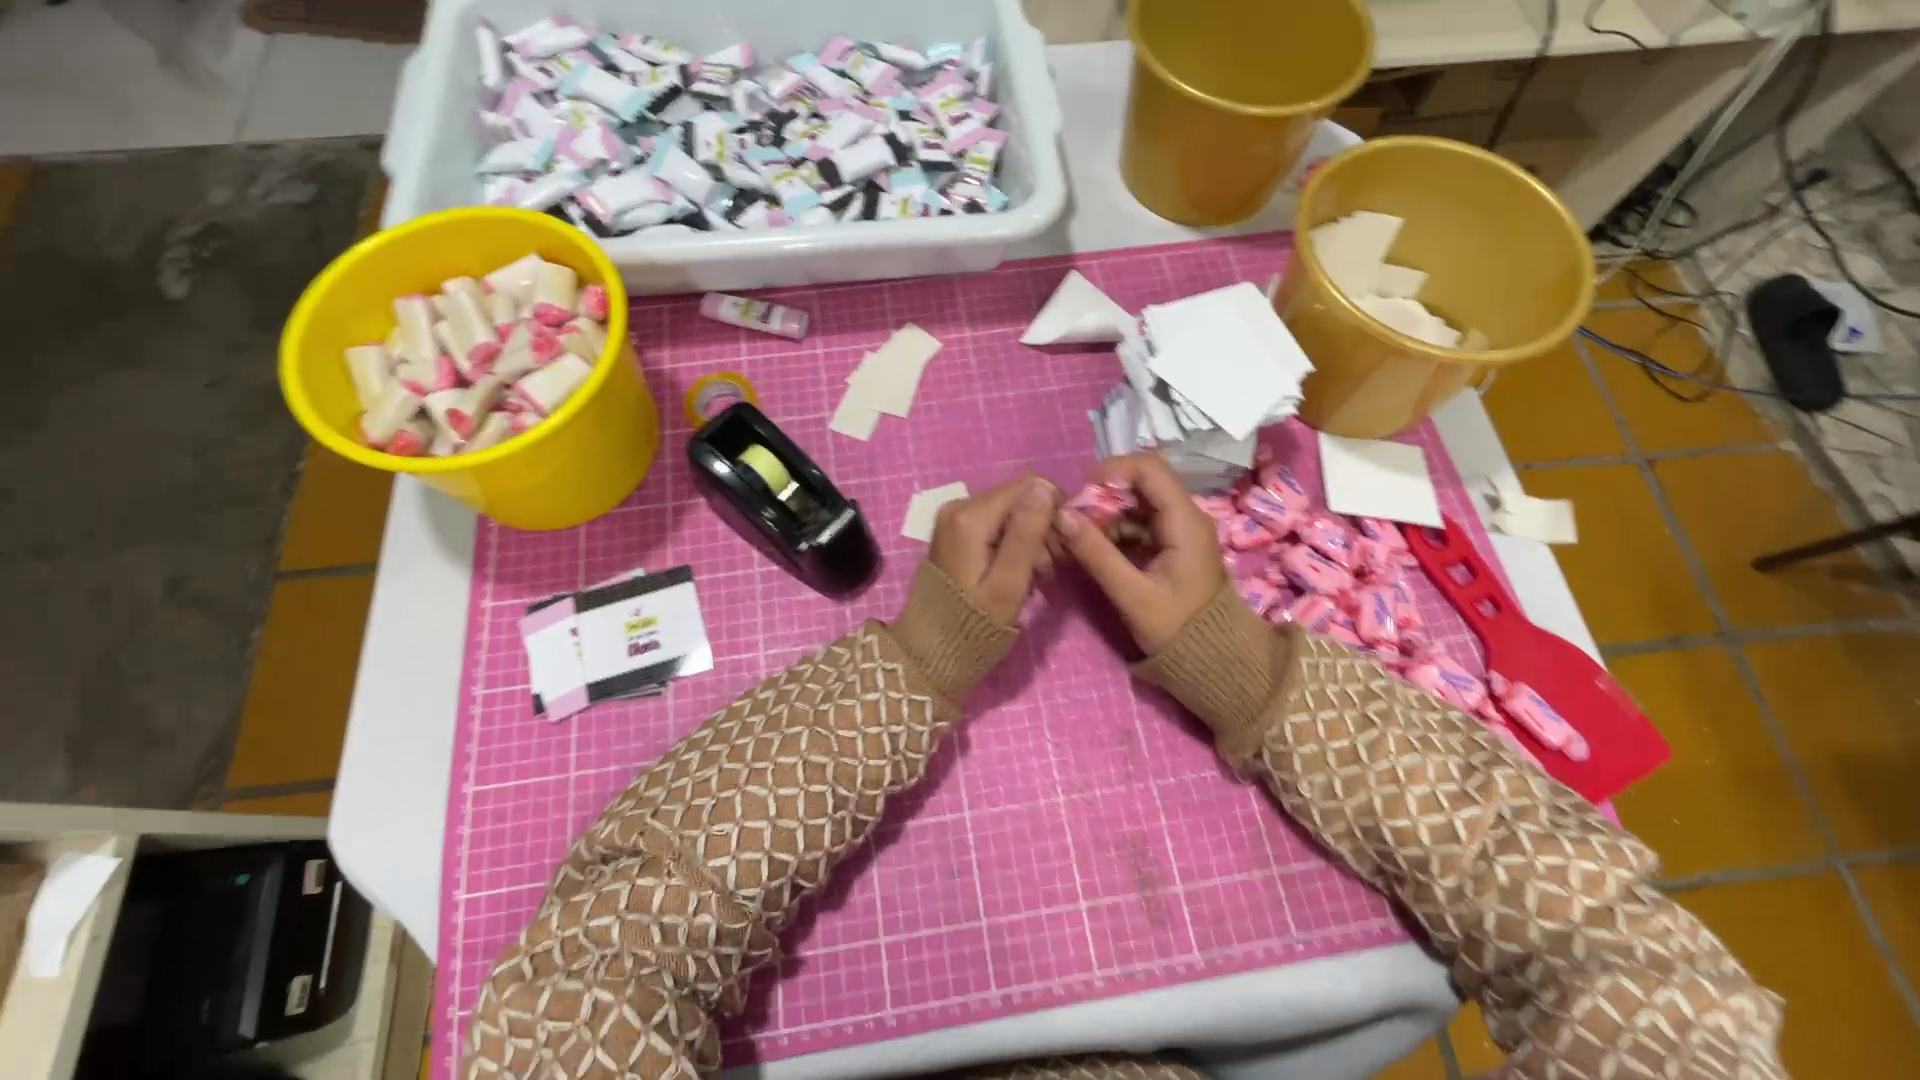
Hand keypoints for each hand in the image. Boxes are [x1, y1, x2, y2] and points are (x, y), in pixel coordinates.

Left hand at [927, 475, 1059, 625]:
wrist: (933, 650)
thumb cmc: (975, 624)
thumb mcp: (1008, 583)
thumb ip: (1026, 534)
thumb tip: (1043, 488)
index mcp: (970, 516)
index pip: (1029, 486)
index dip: (1056, 509)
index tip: (1066, 547)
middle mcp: (959, 506)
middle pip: (1019, 498)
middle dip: (1044, 528)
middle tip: (1052, 570)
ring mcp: (955, 518)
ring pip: (1011, 511)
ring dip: (1032, 539)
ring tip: (1039, 576)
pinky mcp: (957, 531)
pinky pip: (997, 524)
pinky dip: (1015, 543)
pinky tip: (1021, 571)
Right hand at [1053, 453, 1226, 653]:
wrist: (1212, 659)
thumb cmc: (1176, 628)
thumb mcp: (1132, 594)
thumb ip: (1096, 554)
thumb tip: (1061, 516)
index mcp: (1185, 521)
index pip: (1149, 468)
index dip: (1111, 471)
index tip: (1081, 496)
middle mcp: (1186, 515)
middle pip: (1140, 483)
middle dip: (1103, 496)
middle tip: (1074, 520)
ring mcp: (1179, 529)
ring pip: (1136, 503)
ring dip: (1106, 514)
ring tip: (1079, 539)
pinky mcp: (1170, 543)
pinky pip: (1138, 523)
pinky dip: (1114, 530)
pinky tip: (1094, 549)